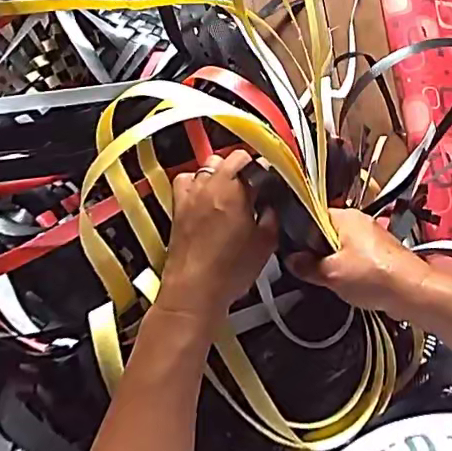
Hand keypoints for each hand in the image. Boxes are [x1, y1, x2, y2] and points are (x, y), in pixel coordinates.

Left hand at [158, 150, 277, 318]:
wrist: (194, 293)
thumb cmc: (227, 272)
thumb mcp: (266, 243)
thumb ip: (273, 216)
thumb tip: (273, 205)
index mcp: (236, 188)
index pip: (257, 163)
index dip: (268, 171)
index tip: (271, 181)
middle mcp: (212, 184)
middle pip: (233, 157)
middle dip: (246, 167)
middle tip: (254, 185)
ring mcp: (192, 193)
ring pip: (210, 164)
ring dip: (222, 171)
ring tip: (231, 189)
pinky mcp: (178, 205)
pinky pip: (186, 179)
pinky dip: (196, 182)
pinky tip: (205, 196)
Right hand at [286, 209, 444, 322]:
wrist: (411, 290)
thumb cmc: (374, 275)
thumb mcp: (331, 274)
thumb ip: (308, 266)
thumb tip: (293, 261)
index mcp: (346, 216)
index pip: (315, 214)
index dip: (302, 232)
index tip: (293, 249)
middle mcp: (360, 220)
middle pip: (329, 231)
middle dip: (319, 250)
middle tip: (311, 268)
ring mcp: (373, 236)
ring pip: (344, 245)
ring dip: (336, 261)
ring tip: (331, 279)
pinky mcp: (381, 252)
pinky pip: (358, 256)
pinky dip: (352, 268)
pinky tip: (349, 284)